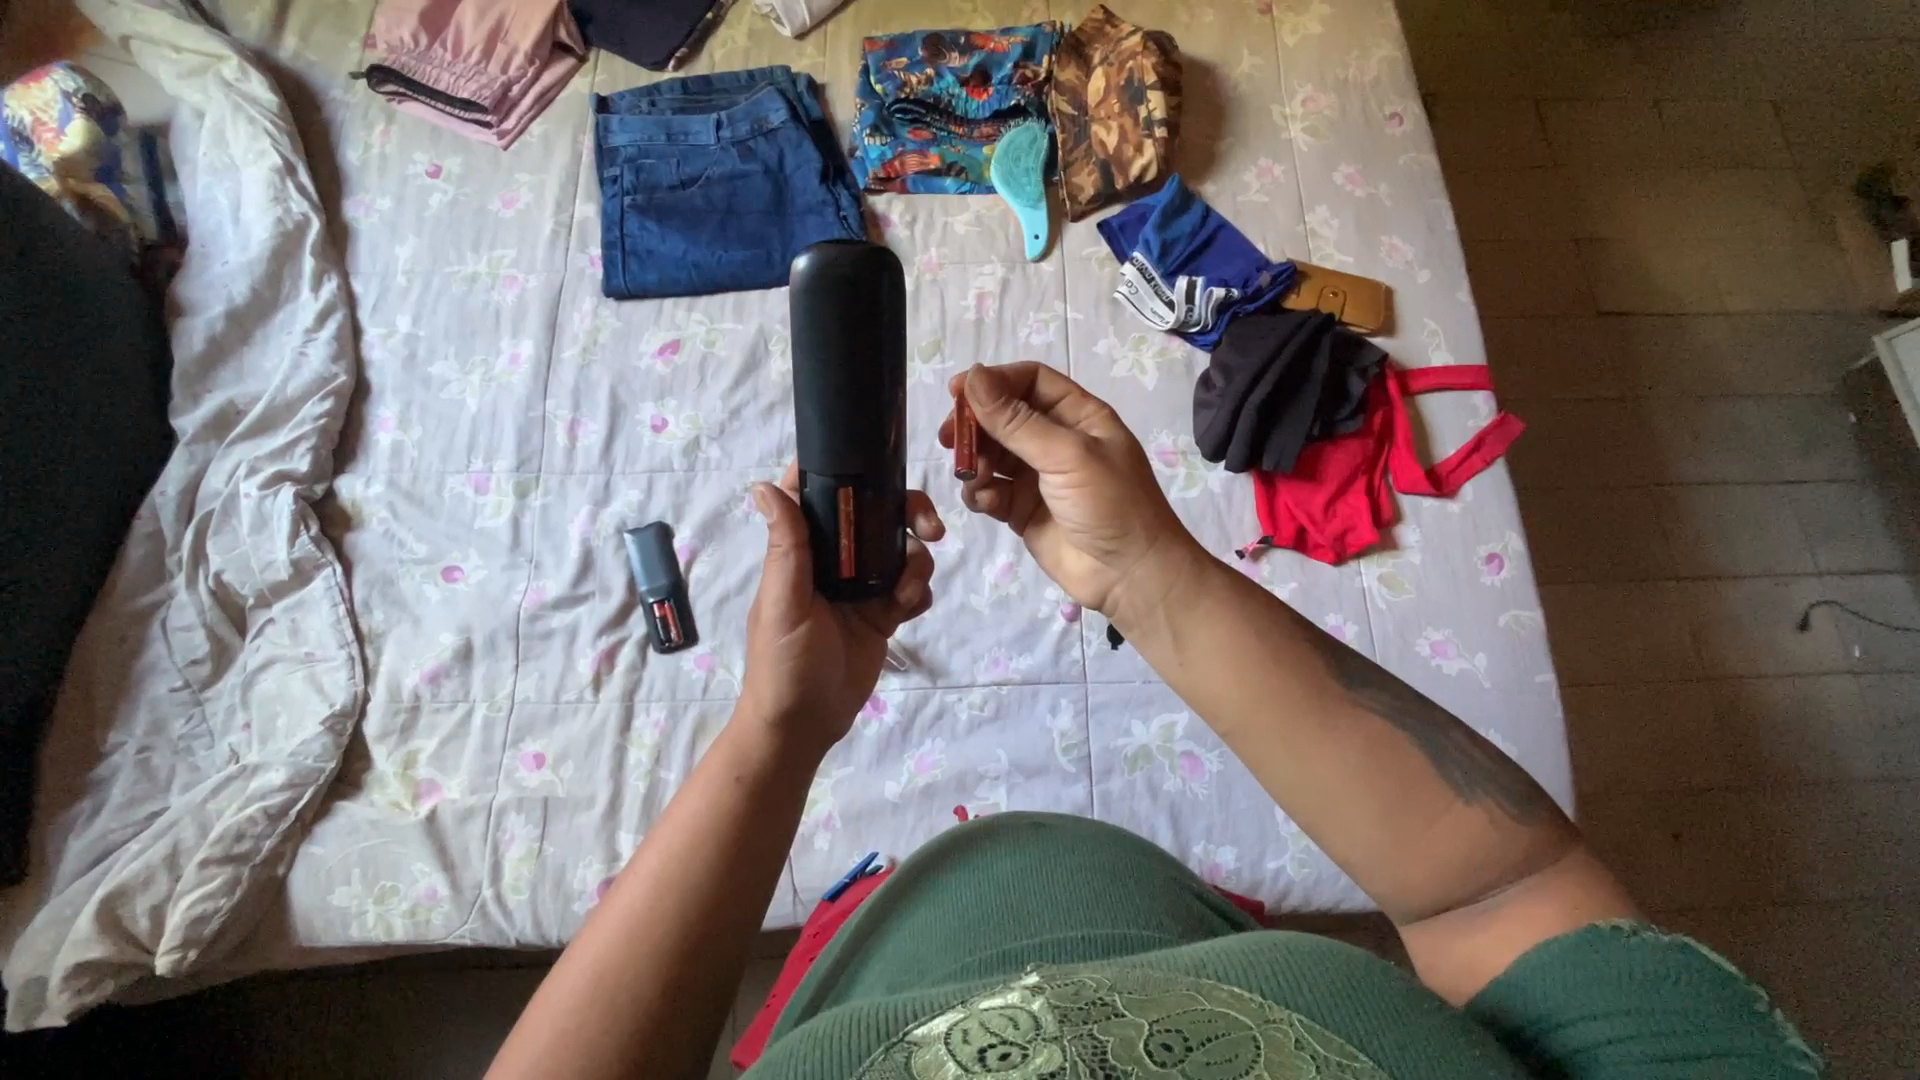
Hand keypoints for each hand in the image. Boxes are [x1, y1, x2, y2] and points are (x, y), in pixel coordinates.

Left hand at [736, 465, 942, 755]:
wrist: (806, 723)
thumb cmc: (783, 661)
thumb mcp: (782, 601)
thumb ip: (786, 545)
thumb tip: (763, 485)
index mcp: (802, 550)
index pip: (818, 496)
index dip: (843, 472)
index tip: (877, 461)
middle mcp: (834, 561)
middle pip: (876, 515)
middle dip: (907, 513)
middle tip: (930, 527)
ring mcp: (861, 586)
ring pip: (901, 549)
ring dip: (916, 560)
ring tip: (908, 590)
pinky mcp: (883, 613)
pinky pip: (912, 587)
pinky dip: (918, 592)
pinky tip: (909, 609)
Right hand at [938, 363, 1203, 625]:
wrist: (1128, 575)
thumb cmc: (1110, 504)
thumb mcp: (1067, 454)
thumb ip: (1017, 421)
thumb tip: (974, 375)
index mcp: (1078, 416)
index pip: (1029, 382)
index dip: (993, 381)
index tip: (957, 391)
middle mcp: (1055, 441)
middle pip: (1003, 417)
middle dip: (975, 425)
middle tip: (948, 438)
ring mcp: (1037, 477)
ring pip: (991, 454)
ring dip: (975, 461)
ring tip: (976, 477)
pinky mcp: (1021, 510)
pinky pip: (989, 491)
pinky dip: (980, 493)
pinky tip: (985, 502)